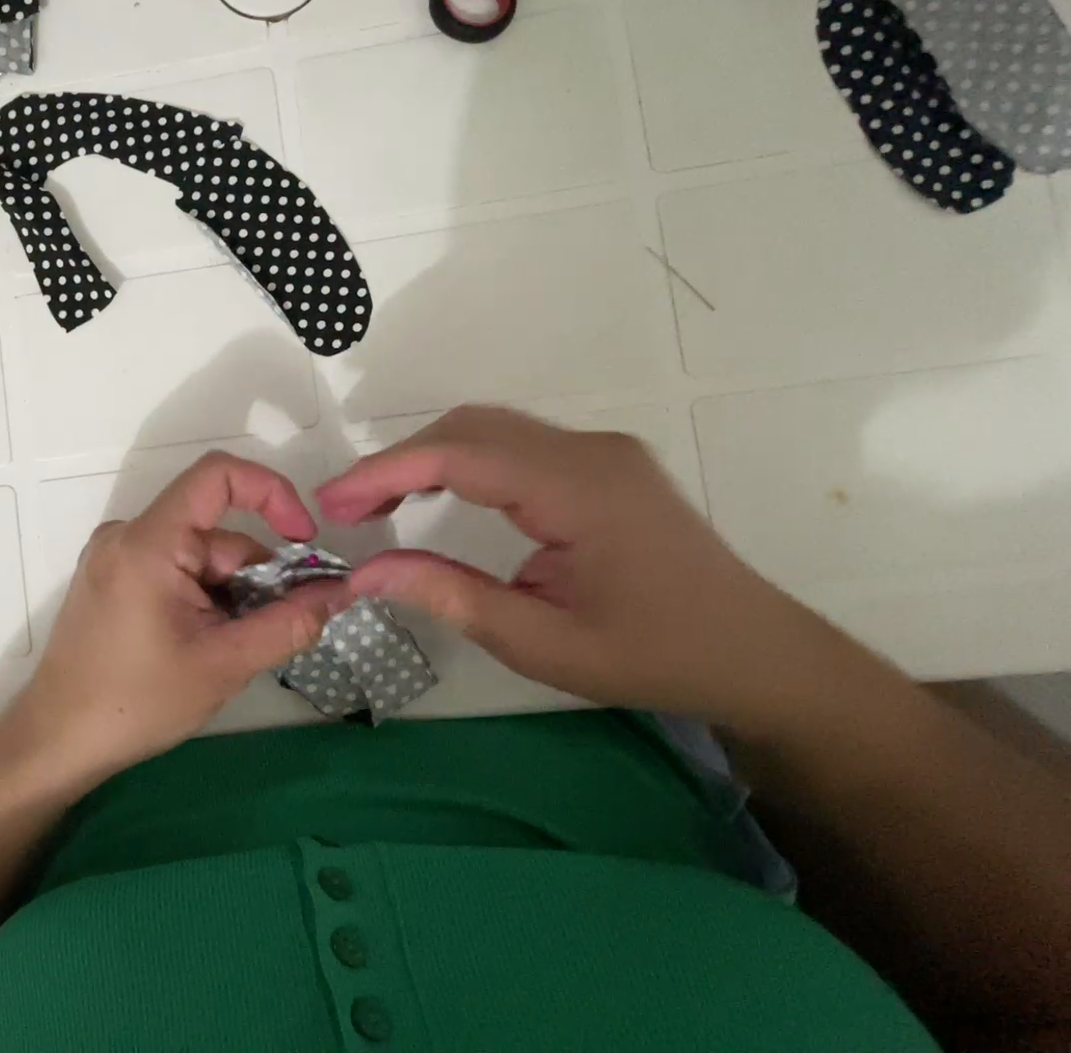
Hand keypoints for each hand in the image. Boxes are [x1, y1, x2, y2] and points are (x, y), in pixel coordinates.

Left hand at [4, 452, 355, 783]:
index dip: (272, 493)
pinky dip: (202, 598)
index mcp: (148, 542)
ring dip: (229, 595)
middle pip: (215, 531)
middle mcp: (127, 536)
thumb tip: (340, 591)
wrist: (58, 739)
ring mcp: (115, 557)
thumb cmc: (136, 703)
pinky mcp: (112, 579)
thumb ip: (289, 623)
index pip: (218, 475)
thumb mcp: (224, 663)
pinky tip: (202, 644)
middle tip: (273, 631)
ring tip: (228, 651)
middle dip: (255, 576)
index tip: (304, 541)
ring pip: (198, 557)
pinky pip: (174, 570)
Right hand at [315, 405, 848, 729]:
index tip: (329, 503)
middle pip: (468, 428)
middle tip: (346, 511)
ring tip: (374, 507)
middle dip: (395, 462)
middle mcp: (588, 452)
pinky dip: (456, 463)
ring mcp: (598, 452)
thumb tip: (363, 573)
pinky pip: (511, 444)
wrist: (755, 654)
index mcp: (579, 490)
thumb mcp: (540, 642)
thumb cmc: (651, 656)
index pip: (459, 456)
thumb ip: (449, 596)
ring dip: (422, 459)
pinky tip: (429, 494)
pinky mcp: (598, 464)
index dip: (383, 472)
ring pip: (487, 429)